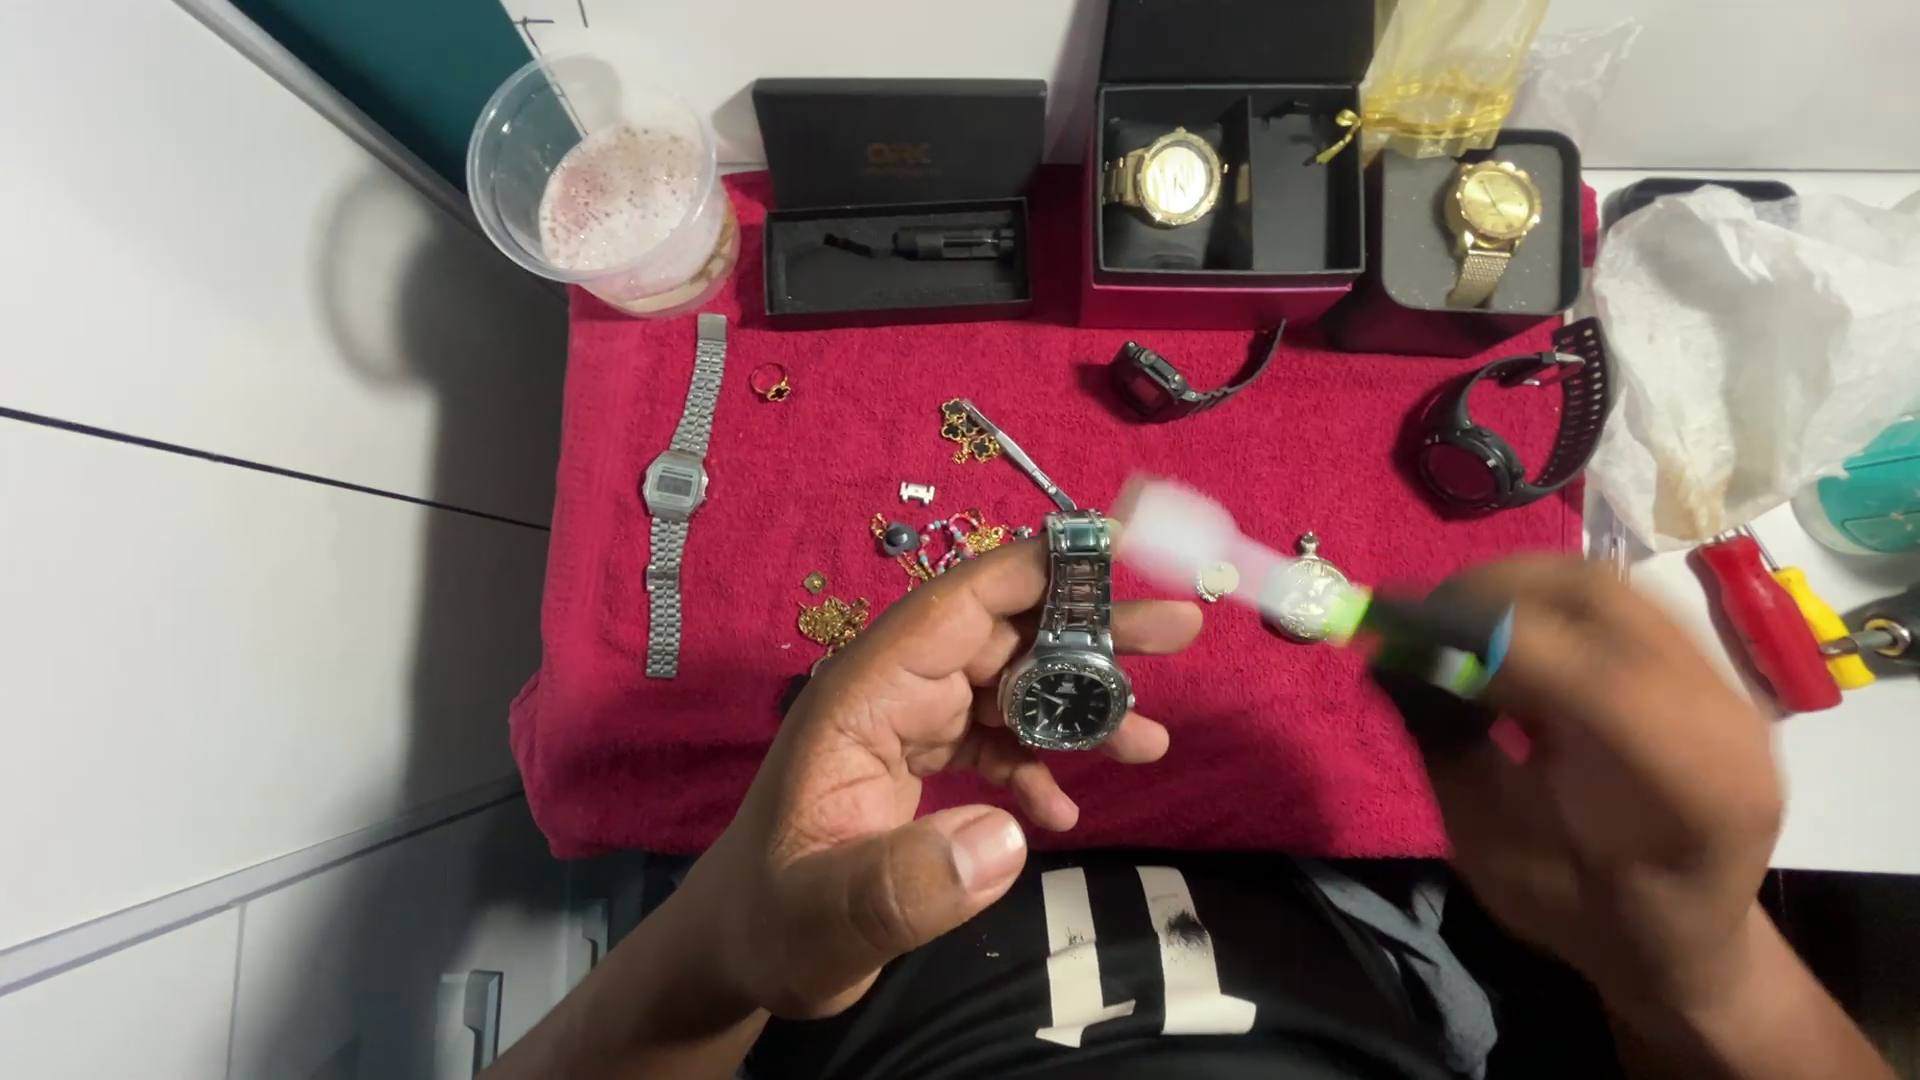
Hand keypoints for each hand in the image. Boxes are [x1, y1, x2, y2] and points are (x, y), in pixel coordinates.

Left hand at [691, 538, 1202, 1019]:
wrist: (749, 946)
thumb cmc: (771, 921)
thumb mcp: (825, 916)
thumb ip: (903, 884)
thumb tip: (1009, 839)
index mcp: (867, 691)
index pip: (959, 604)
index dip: (1037, 569)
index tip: (1119, 548)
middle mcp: (896, 688)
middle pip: (1004, 634)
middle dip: (1089, 631)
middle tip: (1178, 630)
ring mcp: (913, 720)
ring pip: (1012, 684)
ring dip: (1079, 706)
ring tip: (1149, 741)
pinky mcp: (926, 754)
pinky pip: (999, 738)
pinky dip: (1039, 762)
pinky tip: (1063, 809)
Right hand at [1421, 557, 1782, 1017]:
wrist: (1679, 936)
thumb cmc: (1579, 908)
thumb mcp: (1488, 843)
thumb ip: (1444, 744)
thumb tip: (1382, 658)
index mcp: (1680, 783)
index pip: (1574, 666)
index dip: (1470, 630)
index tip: (1386, 624)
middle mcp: (1718, 717)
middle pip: (1592, 595)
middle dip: (1483, 590)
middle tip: (1414, 617)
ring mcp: (1720, 685)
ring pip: (1598, 582)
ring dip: (1507, 588)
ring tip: (1449, 624)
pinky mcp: (1698, 668)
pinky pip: (1607, 602)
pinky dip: (1535, 601)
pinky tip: (1497, 640)